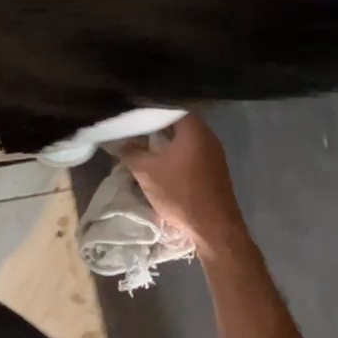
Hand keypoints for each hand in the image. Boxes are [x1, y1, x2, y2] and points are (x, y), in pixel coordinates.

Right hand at [119, 113, 248, 253]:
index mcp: (193, 129)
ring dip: (165, 141)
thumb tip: (122, 142)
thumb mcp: (146, 171)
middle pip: (176, 122)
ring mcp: (214, 153)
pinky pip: (191, 152)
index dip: (146, 109)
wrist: (215, 230)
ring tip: (143, 145)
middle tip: (133, 129)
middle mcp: (208, 136)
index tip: (129, 113)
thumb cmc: (180, 193)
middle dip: (154, 125)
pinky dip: (176, 152)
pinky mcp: (215, 169)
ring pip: (184, 138)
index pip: (166, 107)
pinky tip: (161, 162)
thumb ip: (131, 151)